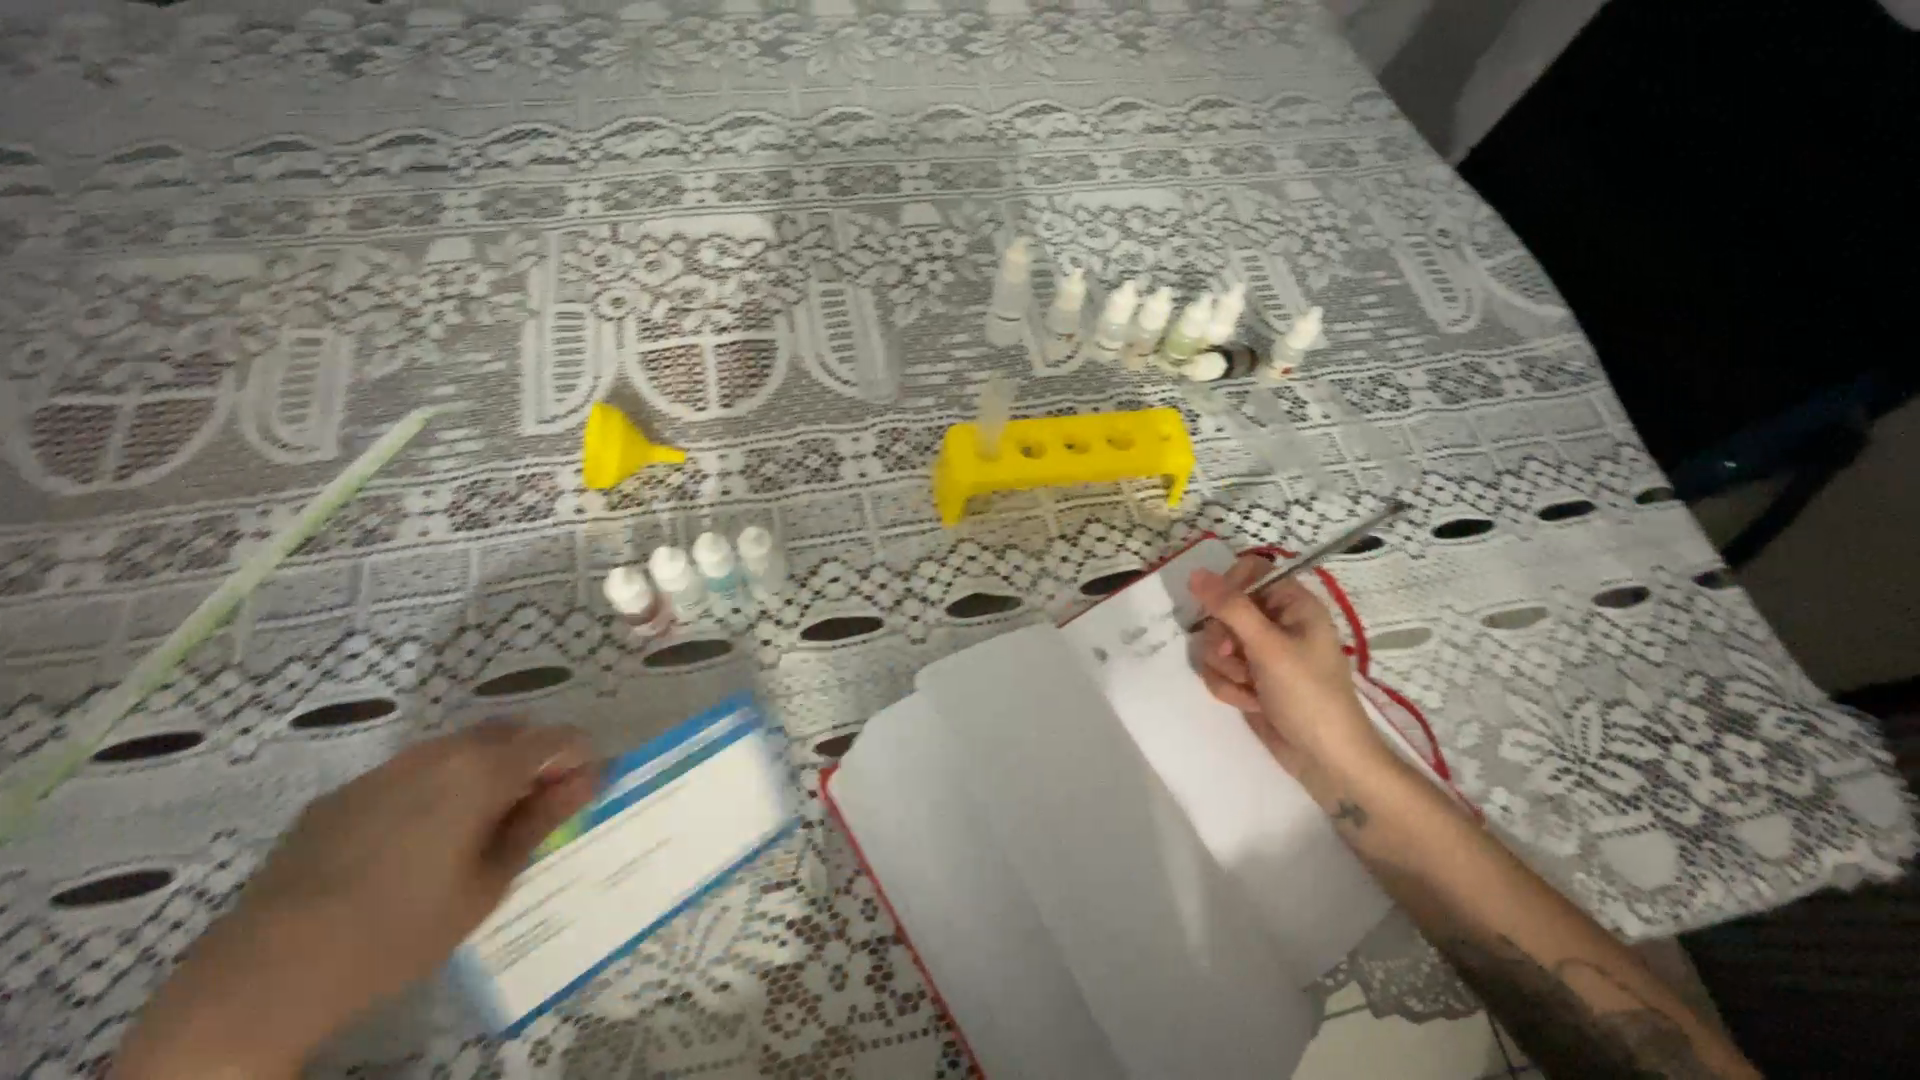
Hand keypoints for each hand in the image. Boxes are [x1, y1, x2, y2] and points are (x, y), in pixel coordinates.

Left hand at [115, 721, 598, 1079]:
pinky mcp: (344, 793)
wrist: (271, 967)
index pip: (557, 738)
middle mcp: (437, 752)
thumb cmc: (402, 930)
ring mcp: (385, 768)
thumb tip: (586, 780)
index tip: (577, 800)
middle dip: (533, 761)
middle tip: (532, 816)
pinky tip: (415, 845)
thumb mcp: (488, 883)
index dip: (578, 762)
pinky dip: (435, 790)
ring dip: (484, 773)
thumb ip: (540, 821)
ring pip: (457, 749)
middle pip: (508, 733)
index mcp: (481, 770)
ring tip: (476, 832)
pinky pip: (411, 773)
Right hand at [1189, 558, 1389, 794]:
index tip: (1216, 609)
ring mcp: (1261, 654)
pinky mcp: (1250, 680)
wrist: (1325, 759)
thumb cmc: (1307, 695)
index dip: (1229, 587)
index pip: (1250, 572)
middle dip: (1223, 639)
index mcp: (1294, 605)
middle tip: (1234, 657)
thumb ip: (1231, 607)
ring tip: (1250, 687)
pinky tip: (1251, 703)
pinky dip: (1229, 687)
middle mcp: (1277, 624)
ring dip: (1225, 668)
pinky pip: (1219, 670)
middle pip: (1225, 610)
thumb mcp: (1268, 647)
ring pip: (1216, 643)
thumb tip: (1196, 574)